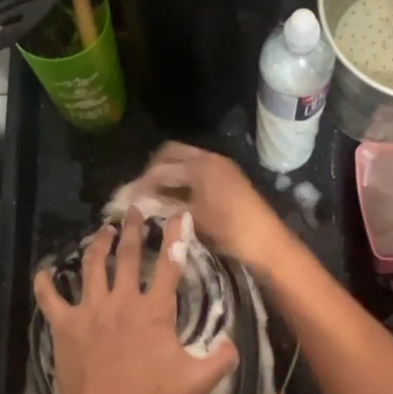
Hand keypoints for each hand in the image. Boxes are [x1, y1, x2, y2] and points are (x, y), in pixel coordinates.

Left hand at [33, 209, 239, 393]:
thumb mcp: (197, 381)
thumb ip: (221, 358)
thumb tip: (231, 341)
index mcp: (154, 310)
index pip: (170, 264)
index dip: (177, 237)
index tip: (178, 216)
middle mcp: (121, 301)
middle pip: (127, 255)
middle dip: (133, 229)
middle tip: (134, 211)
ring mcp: (90, 311)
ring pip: (91, 266)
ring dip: (98, 244)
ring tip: (103, 231)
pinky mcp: (65, 326)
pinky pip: (51, 298)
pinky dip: (45, 283)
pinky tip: (44, 271)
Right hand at [131, 142, 293, 268]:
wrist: (265, 240)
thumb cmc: (227, 229)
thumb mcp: (190, 218)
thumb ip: (163, 206)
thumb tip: (137, 202)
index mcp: (199, 165)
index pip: (161, 169)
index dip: (141, 183)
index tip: (127, 197)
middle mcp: (210, 158)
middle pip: (172, 153)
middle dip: (154, 168)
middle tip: (141, 189)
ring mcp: (221, 166)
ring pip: (186, 159)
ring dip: (170, 171)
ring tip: (155, 194)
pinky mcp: (229, 176)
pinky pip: (198, 168)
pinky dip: (184, 178)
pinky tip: (176, 197)